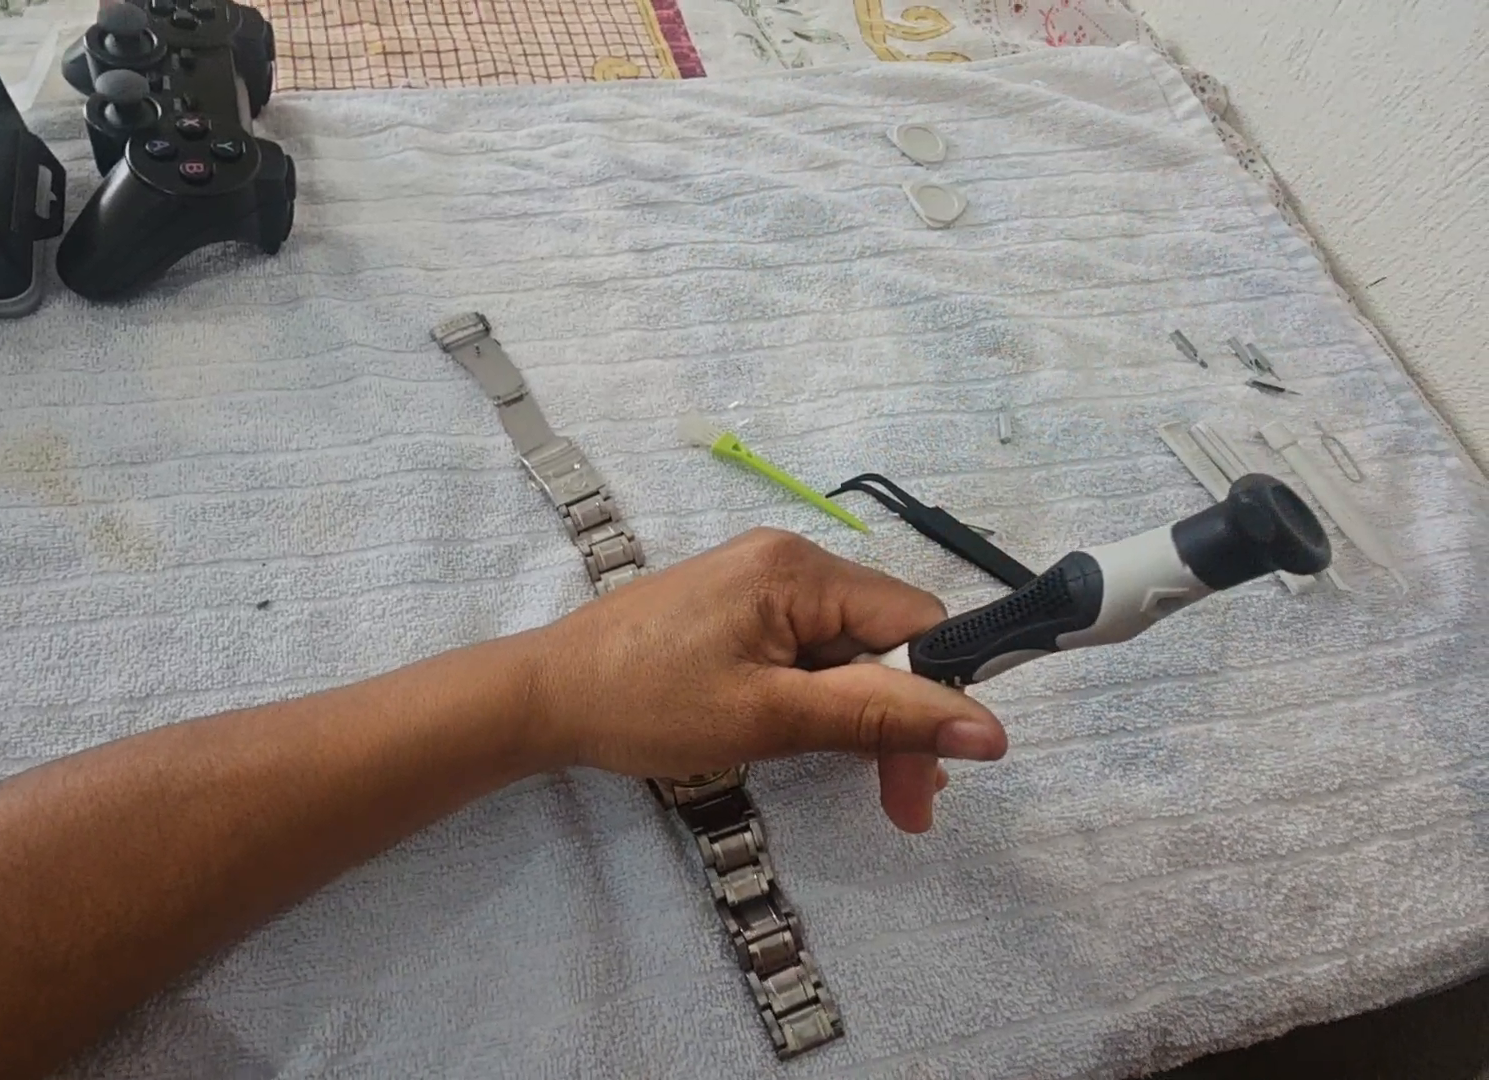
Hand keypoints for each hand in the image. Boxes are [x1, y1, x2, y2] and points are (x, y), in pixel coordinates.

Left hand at [526, 528, 1005, 831]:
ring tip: (826, 767)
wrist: (547, 695)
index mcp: (797, 569)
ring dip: (850, 712)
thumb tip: (992, 727)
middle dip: (893, 717)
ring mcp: (750, 579)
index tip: (927, 775)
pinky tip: (788, 730)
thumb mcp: (770, 717)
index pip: (915, 623)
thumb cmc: (646, 704)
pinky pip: (797, 645)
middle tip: (895, 803)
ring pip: (840, 648)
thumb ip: (879, 716)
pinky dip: (809, 694)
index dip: (936, 698)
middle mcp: (782, 558)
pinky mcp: (728, 604)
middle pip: (880, 637)